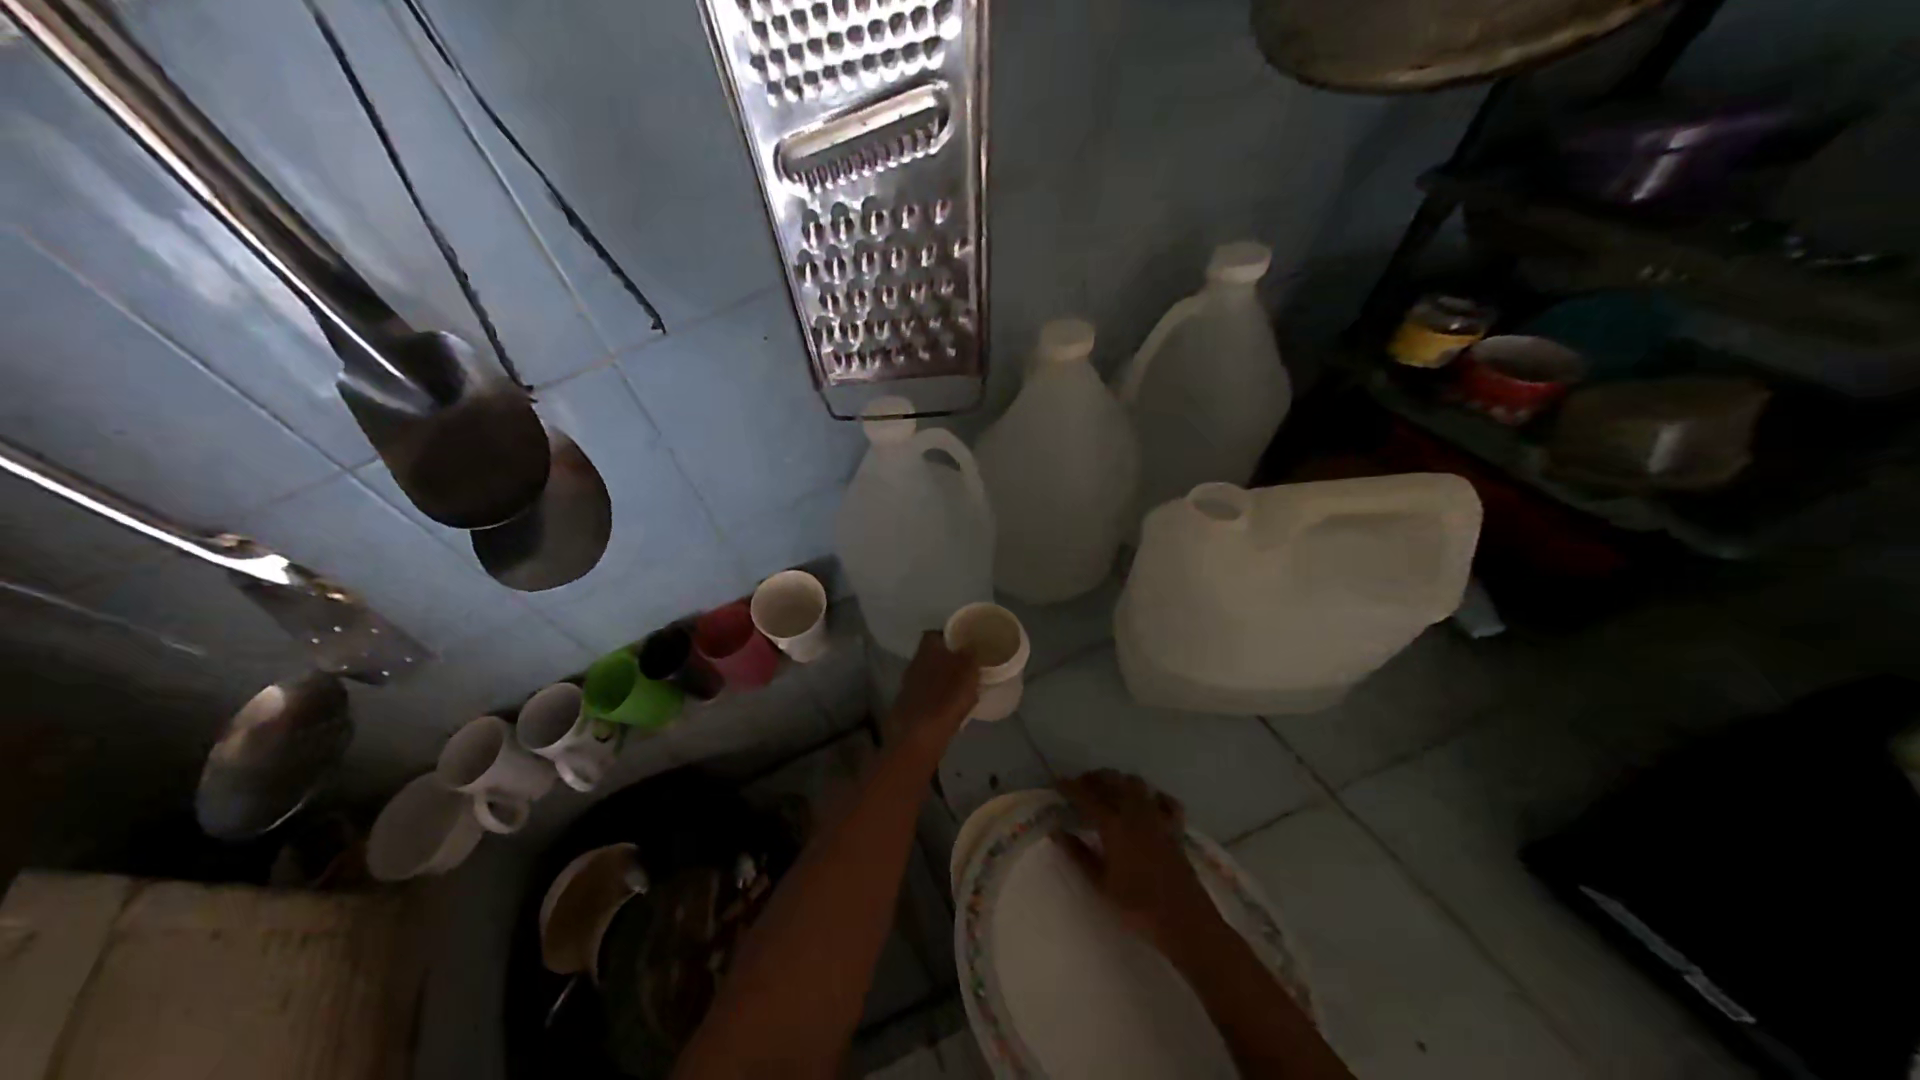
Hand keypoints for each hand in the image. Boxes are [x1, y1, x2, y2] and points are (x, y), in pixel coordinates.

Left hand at [888, 632, 979, 742]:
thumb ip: (971, 656)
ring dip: (944, 680)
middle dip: (949, 659)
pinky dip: (939, 698)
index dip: (950, 637)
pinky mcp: (909, 705)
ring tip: (965, 688)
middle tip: (969, 666)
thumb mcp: (968, 672)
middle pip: (933, 655)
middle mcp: (915, 663)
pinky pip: (928, 695)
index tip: (966, 643)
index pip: (936, 634)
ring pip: (930, 675)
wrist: (918, 736)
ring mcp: (909, 685)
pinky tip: (953, 708)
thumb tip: (971, 646)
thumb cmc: (946, 698)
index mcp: (927, 649)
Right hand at [1054, 770, 1215, 948]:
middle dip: (1093, 778)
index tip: (1057, 783)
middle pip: (1112, 781)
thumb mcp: (1100, 883)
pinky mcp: (1175, 827)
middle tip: (1079, 786)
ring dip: (1119, 781)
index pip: (1086, 796)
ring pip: (1136, 784)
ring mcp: (1158, 817)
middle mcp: (1135, 812)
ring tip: (1107, 790)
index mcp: (1113, 825)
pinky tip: (1147, 803)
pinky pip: (1164, 800)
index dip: (1070, 787)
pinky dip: (1152, 796)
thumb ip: (1077, 854)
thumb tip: (1057, 831)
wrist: (1184, 920)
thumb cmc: (1136, 905)